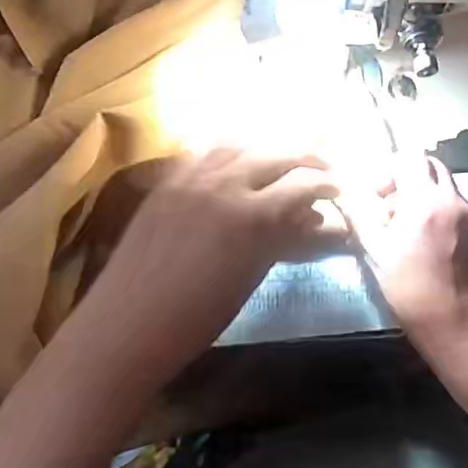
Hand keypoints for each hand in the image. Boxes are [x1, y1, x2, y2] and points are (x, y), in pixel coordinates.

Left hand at [81, 148, 339, 372]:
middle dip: (304, 159)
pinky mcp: (166, 182)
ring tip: (279, 162)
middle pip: (274, 155)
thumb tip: (316, 222)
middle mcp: (223, 183)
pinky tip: (234, 163)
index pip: (301, 184)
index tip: (338, 190)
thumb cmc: (198, 317)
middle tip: (321, 170)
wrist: (129, 322)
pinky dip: (227, 154)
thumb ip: (284, 241)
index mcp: (251, 214)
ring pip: (237, 146)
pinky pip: (202, 153)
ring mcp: (189, 177)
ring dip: (264, 151)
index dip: (326, 185)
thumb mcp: (252, 277)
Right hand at [340, 153, 467, 360]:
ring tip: (407, 228)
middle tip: (390, 206)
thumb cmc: (413, 290)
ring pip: (444, 187)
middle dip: (408, 178)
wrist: (464, 324)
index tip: (377, 193)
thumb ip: (360, 218)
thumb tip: (344, 197)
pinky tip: (426, 242)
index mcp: (425, 200)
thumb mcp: (376, 254)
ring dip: (423, 196)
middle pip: (431, 166)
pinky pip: (455, 206)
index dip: (389, 168)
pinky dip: (438, 211)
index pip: (410, 157)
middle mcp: (453, 199)